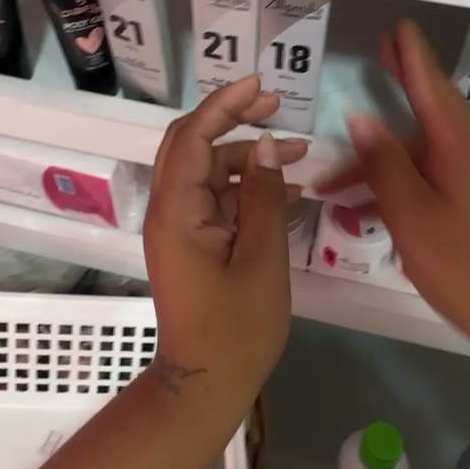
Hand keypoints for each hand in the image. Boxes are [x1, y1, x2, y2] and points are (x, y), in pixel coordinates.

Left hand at [142, 74, 308, 410]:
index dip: (223, 105)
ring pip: (209, 171)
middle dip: (232, 120)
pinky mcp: (192, 241)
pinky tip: (287, 189)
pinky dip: (247, 188)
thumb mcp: (262, 261)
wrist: (206, 384)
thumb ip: (266, 199)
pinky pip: (217, 199)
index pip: (191, 137)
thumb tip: (268, 150)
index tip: (258, 84)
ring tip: (300, 153)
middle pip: (193, 145)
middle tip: (276, 106)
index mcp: (177, 211)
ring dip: (249, 157)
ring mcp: (179, 226)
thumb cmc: (237, 329)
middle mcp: (170, 210)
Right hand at [325, 21, 469, 355]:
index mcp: (462, 142)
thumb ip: (384, 163)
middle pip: (427, 112)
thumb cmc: (466, 265)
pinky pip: (434, 178)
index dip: (411, 54)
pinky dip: (400, 187)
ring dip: (380, 165)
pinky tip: (362, 212)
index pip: (431, 84)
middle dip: (398, 87)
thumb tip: (361, 118)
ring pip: (422, 155)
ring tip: (329, 184)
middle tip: (378, 53)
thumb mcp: (412, 214)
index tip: (398, 24)